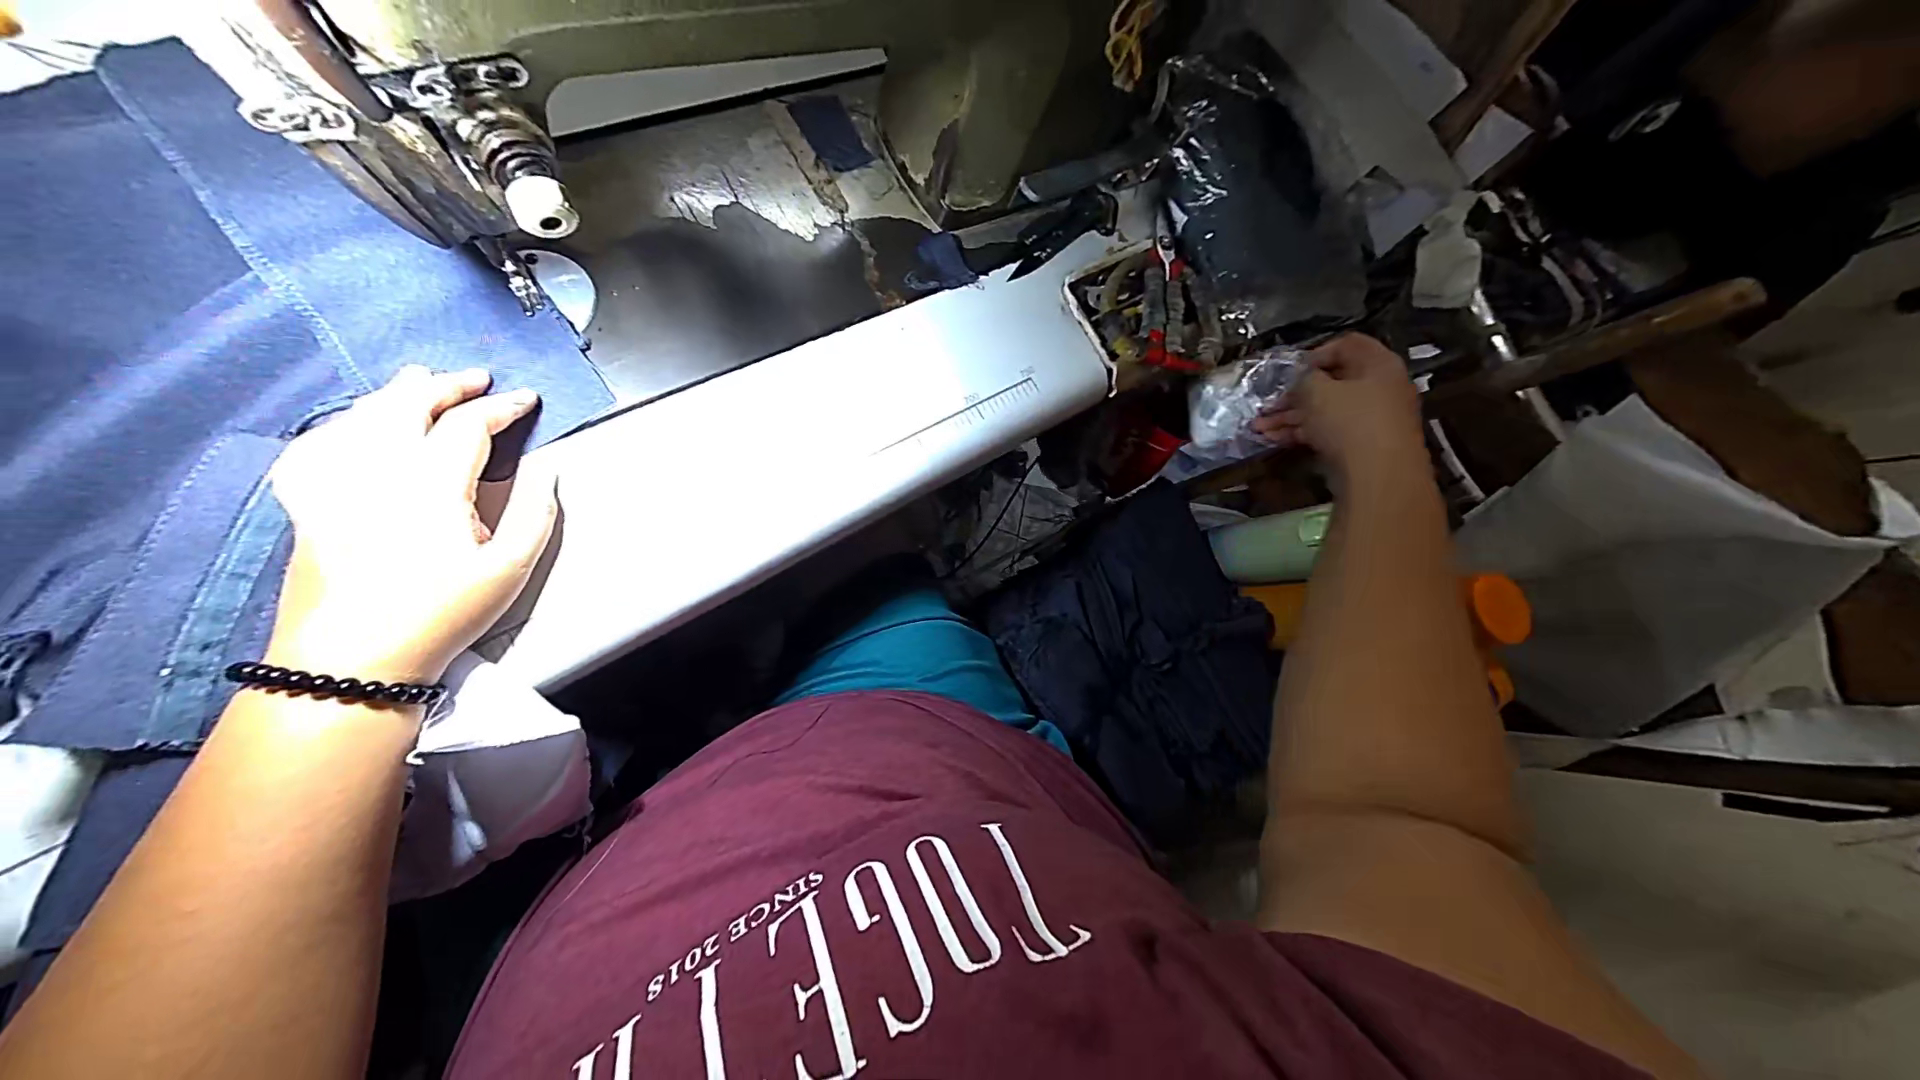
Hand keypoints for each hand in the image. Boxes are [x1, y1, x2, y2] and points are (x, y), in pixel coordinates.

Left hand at [263, 367, 558, 686]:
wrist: (353, 659)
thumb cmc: (440, 614)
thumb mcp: (509, 569)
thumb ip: (534, 513)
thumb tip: (544, 471)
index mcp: (430, 485)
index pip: (469, 424)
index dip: (502, 407)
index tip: (525, 401)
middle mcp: (376, 471)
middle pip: (408, 404)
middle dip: (447, 385)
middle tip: (475, 378)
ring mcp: (333, 484)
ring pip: (361, 416)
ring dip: (395, 393)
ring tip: (417, 380)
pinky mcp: (306, 504)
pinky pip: (312, 447)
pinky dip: (334, 426)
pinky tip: (347, 426)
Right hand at [1252, 334, 1425, 484]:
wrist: (1378, 476)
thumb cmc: (1349, 421)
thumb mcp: (1316, 391)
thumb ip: (1304, 379)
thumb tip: (1303, 379)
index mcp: (1377, 365)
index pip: (1346, 345)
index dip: (1315, 354)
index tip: (1290, 371)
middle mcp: (1379, 388)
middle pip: (1332, 383)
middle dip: (1293, 395)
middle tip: (1266, 405)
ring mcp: (1371, 419)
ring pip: (1325, 410)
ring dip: (1290, 417)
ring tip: (1258, 428)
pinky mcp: (1361, 445)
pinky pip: (1328, 431)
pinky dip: (1302, 432)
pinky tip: (1274, 439)